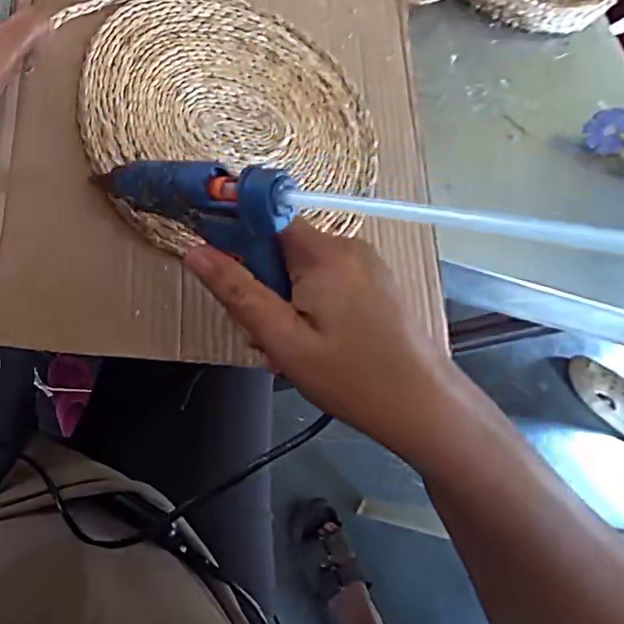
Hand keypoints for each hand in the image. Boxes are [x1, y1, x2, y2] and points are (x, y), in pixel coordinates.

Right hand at [185, 220, 465, 451]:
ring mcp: (363, 264)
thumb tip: (196, 251)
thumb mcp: (283, 340)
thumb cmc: (354, 378)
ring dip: (280, 298)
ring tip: (285, 347)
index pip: (266, 213)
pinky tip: (309, 341)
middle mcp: (346, 247)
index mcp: (324, 253)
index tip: (212, 252)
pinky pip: (323, 278)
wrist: (427, 409)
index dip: (234, 226)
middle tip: (259, 331)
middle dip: (259, 281)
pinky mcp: (373, 282)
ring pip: (299, 266)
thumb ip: (237, 292)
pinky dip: (305, 302)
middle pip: (279, 244)